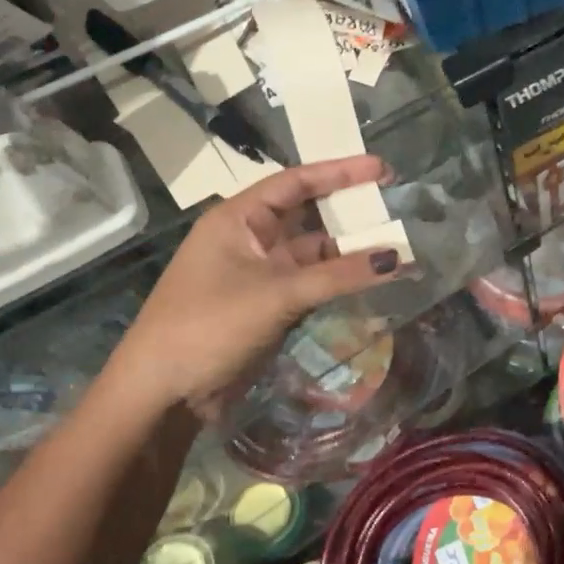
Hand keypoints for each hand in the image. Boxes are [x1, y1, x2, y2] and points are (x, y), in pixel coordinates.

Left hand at [101, 156, 406, 415]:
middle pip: (309, 213)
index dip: (340, 172)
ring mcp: (260, 273)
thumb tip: (399, 257)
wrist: (163, 394)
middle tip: (396, 202)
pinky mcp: (270, 304)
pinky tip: (374, 276)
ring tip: (398, 243)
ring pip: (315, 250)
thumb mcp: (277, 295)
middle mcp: (250, 239)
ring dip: (352, 248)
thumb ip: (340, 275)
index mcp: (238, 221)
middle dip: (351, 208)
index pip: (295, 182)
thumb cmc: (208, 327)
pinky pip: (315, 280)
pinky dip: (343, 277)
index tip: (383, 169)